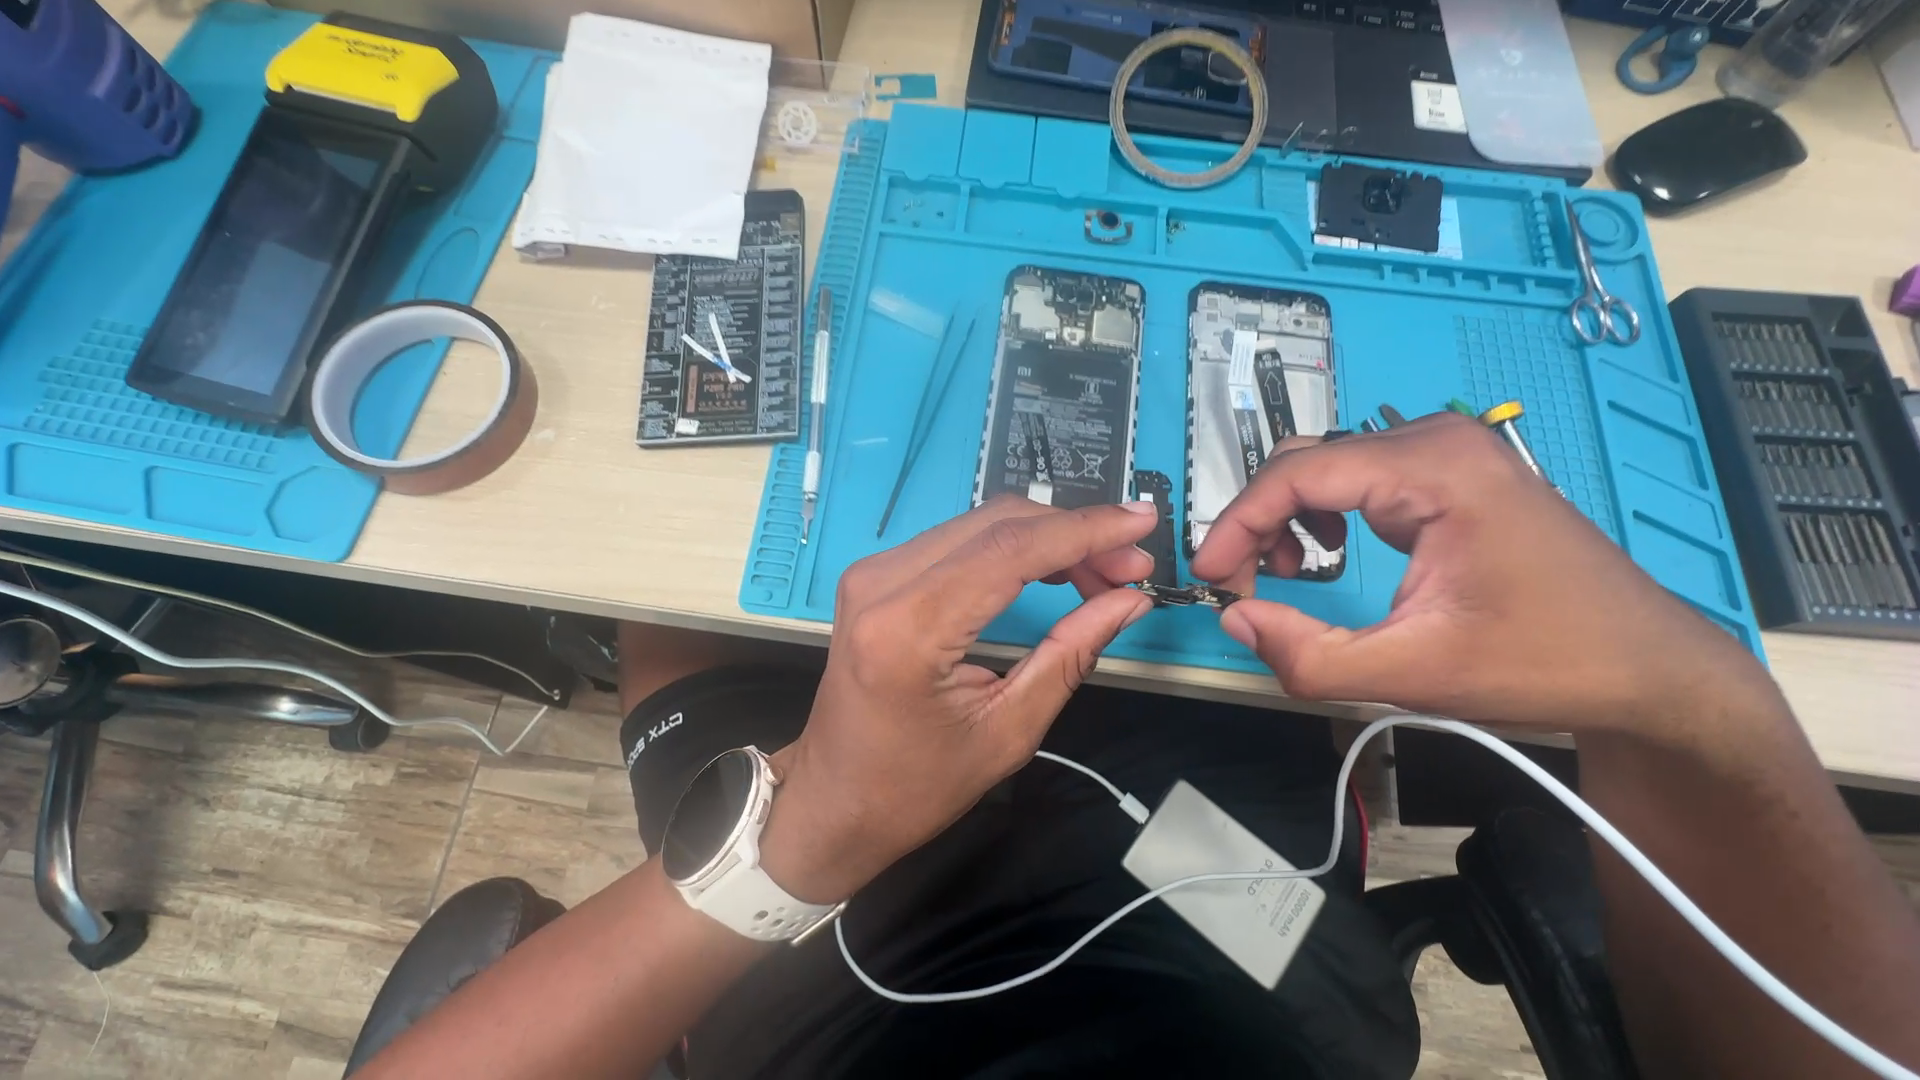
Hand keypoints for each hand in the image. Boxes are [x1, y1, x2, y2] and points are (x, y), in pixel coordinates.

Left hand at [759, 496, 1158, 901]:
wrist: (833, 799)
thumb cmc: (915, 786)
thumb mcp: (1007, 732)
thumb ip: (1071, 656)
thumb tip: (1130, 600)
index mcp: (909, 629)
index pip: (1010, 549)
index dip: (1085, 530)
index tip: (1143, 523)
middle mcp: (883, 582)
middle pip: (997, 522)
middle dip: (1075, 534)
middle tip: (1130, 568)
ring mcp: (873, 571)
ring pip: (980, 523)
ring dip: (1047, 538)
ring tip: (1102, 575)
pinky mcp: (876, 575)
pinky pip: (958, 540)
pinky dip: (1013, 547)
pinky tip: (1052, 571)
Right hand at [1190, 413, 1780, 735]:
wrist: (1648, 667)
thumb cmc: (1542, 663)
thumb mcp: (1413, 672)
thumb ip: (1309, 656)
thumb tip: (1234, 619)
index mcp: (1433, 469)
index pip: (1298, 474)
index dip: (1238, 524)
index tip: (1209, 577)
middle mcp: (1436, 440)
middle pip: (1307, 460)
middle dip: (1258, 521)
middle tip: (1242, 585)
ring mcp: (1448, 452)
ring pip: (1328, 464)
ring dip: (1288, 516)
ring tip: (1283, 572)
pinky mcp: (1451, 473)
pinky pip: (1359, 475)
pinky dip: (1323, 512)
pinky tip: (1328, 553)